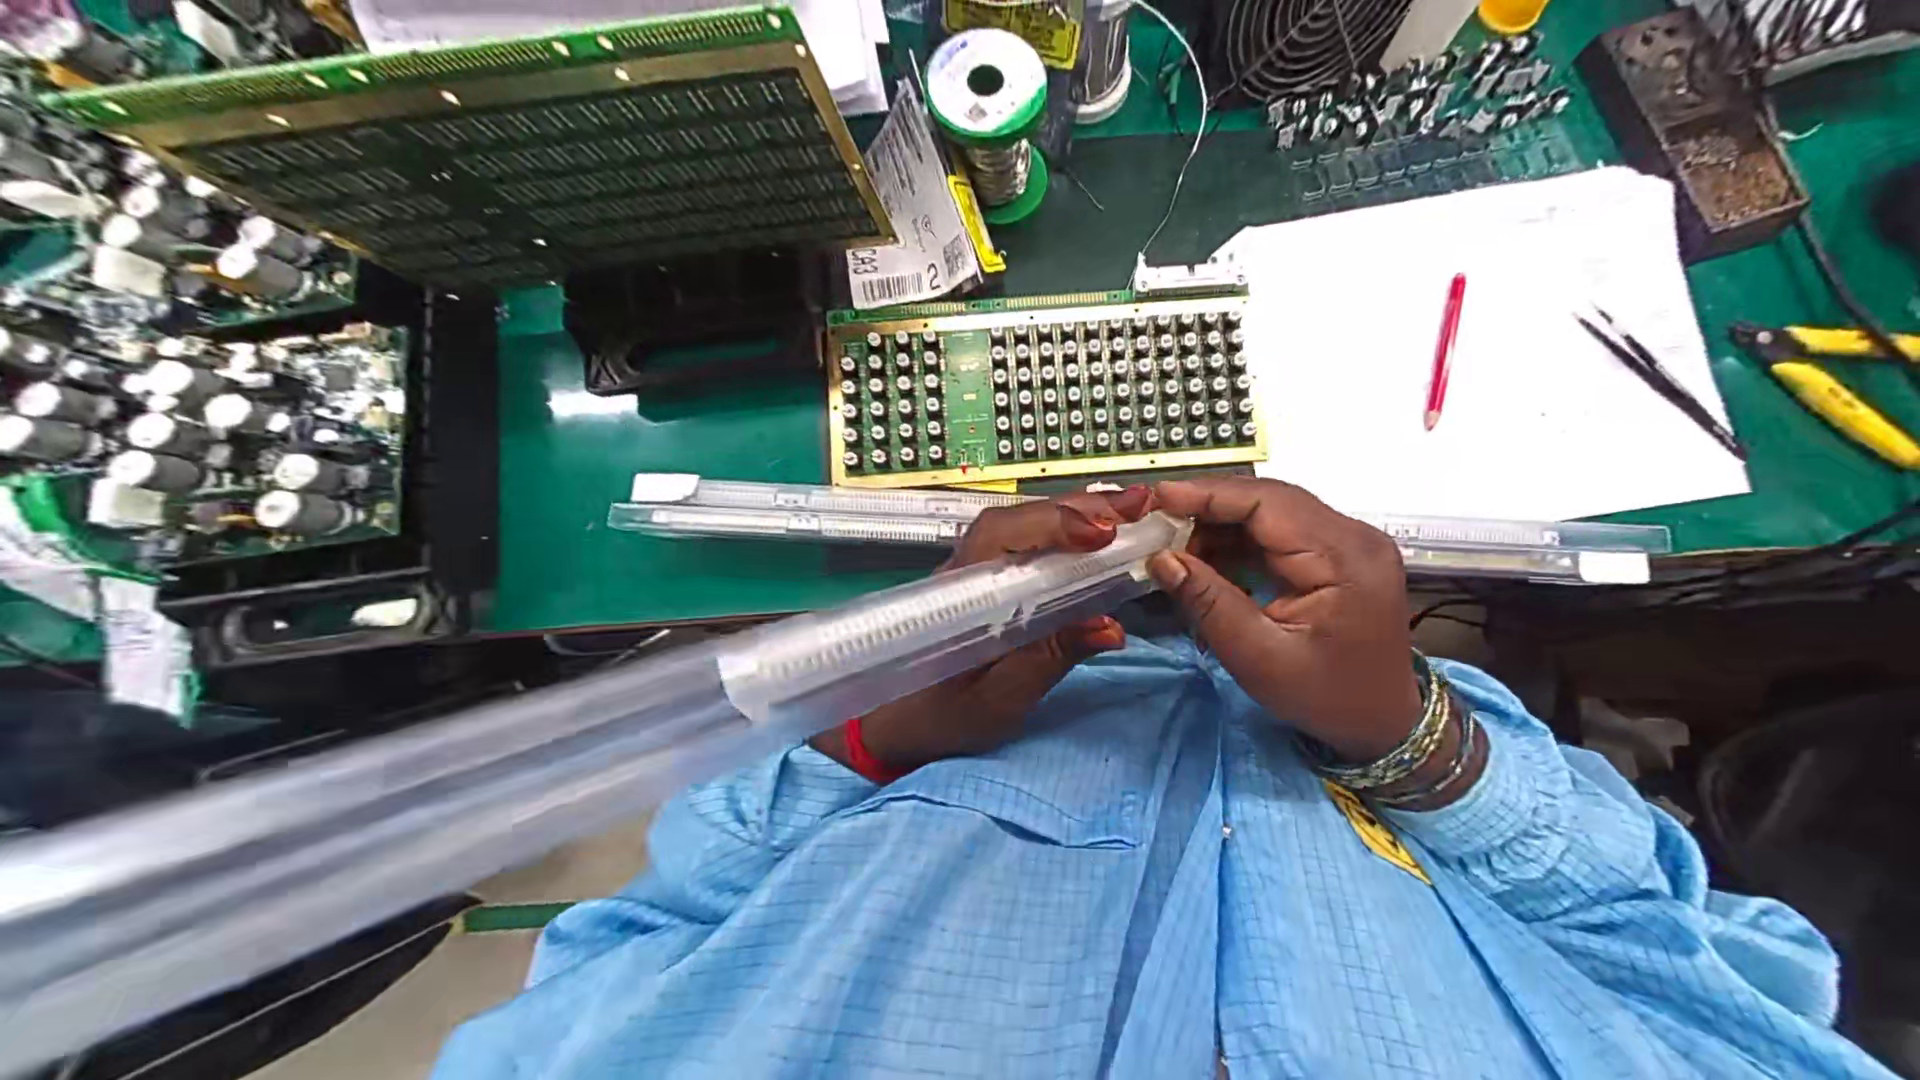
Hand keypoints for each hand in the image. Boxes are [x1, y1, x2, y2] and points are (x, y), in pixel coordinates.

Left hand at [810, 486, 1151, 777]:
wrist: (889, 722)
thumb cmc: (936, 716)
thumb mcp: (996, 702)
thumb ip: (1047, 660)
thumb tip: (1111, 627)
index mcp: (958, 593)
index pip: (1001, 538)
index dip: (1053, 526)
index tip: (1103, 533)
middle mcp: (963, 569)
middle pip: (1018, 520)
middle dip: (1079, 508)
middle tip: (1140, 503)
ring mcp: (972, 572)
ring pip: (1023, 527)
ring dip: (1076, 516)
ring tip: (1130, 511)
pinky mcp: (984, 582)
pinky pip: (1025, 546)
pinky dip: (1064, 535)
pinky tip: (1097, 536)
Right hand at [1146, 476, 1422, 762]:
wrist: (1382, 723)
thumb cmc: (1326, 696)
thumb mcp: (1258, 656)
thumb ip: (1208, 602)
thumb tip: (1160, 559)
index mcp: (1344, 557)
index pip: (1268, 502)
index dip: (1209, 494)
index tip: (1158, 497)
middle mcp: (1352, 536)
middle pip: (1268, 500)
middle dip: (1207, 508)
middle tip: (1157, 522)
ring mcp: (1346, 542)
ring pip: (1268, 513)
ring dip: (1218, 526)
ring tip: (1175, 550)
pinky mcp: (1334, 554)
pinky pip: (1276, 533)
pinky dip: (1235, 542)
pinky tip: (1205, 560)